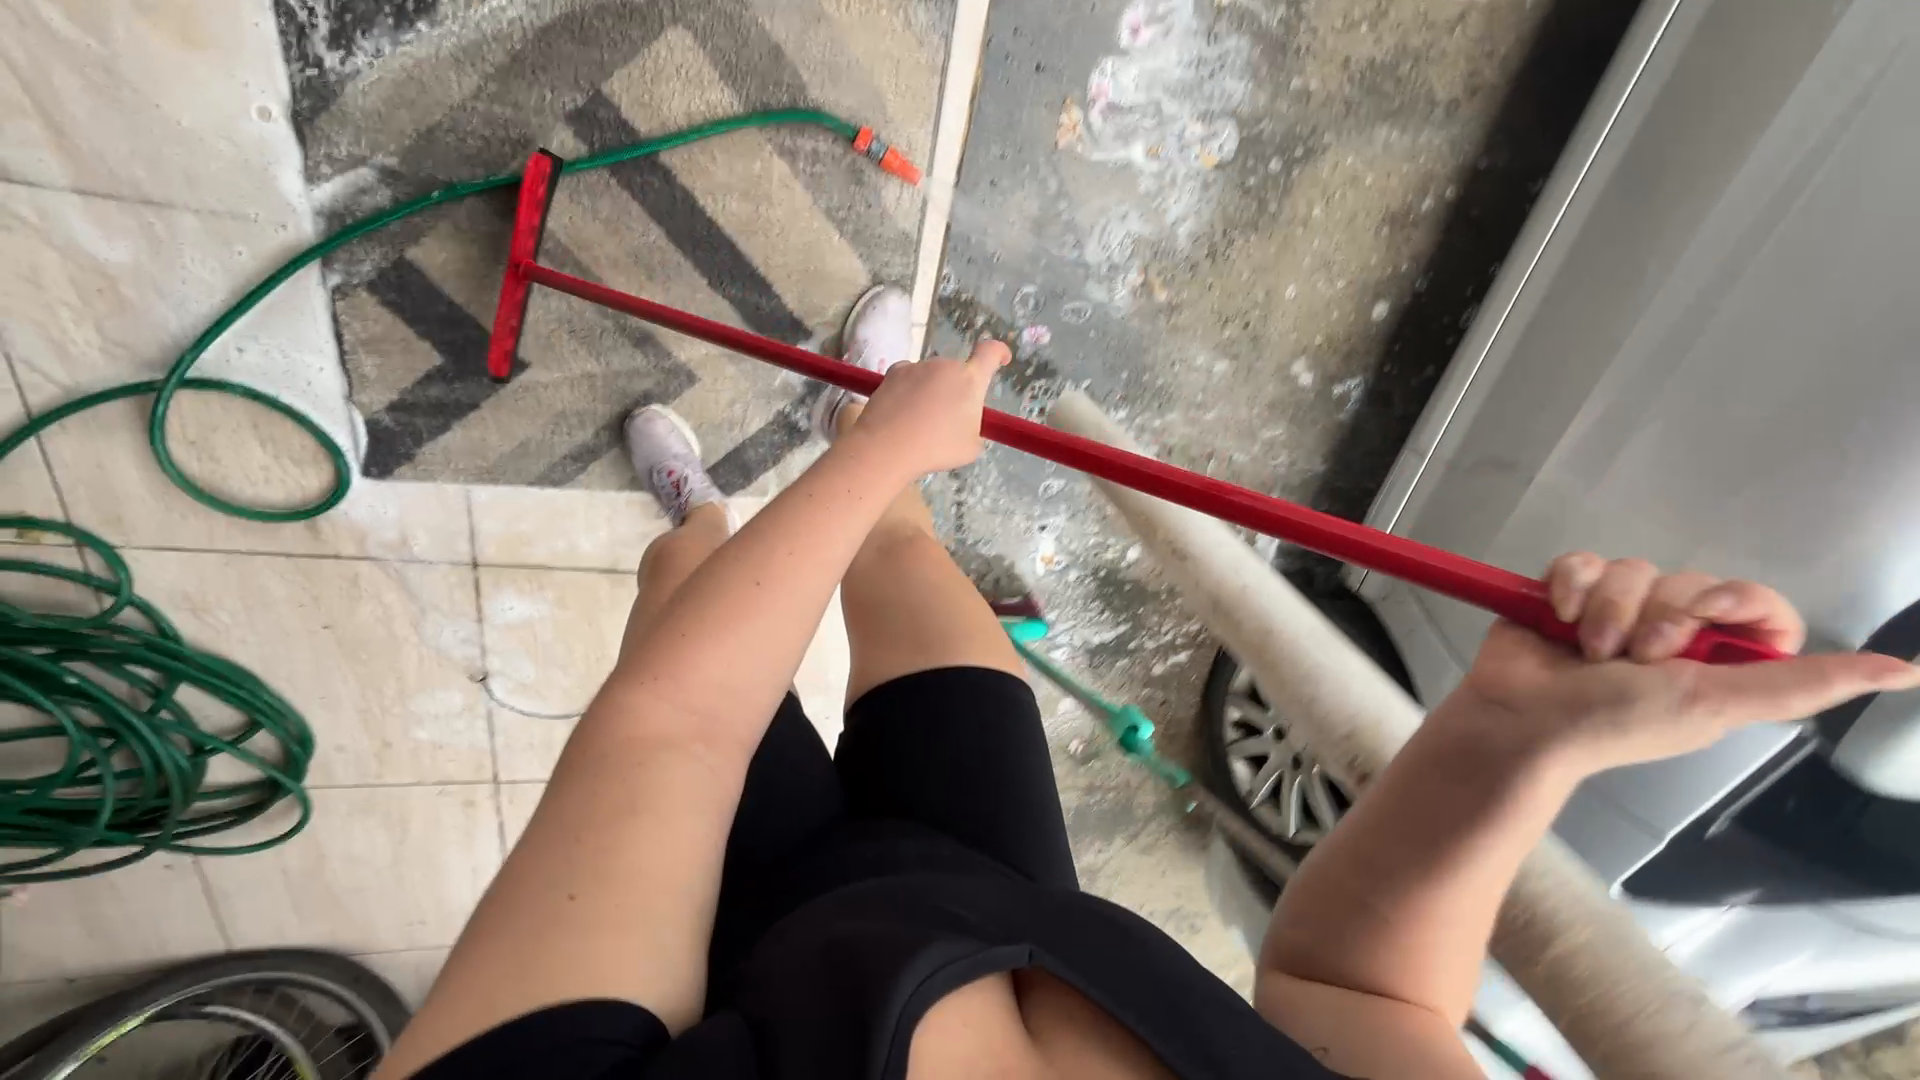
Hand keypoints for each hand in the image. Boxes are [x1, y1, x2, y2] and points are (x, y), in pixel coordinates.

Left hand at [844, 339, 1008, 475]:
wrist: (888, 447)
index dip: (999, 353)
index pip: (991, 352)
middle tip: (947, 419)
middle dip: (957, 389)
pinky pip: (909, 378)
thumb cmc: (936, 448)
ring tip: (920, 421)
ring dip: (932, 391)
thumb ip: (974, 427)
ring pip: (932, 376)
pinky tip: (902, 412)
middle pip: (958, 371)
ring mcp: (918, 366)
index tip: (1001, 358)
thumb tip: (965, 423)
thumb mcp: (971, 446)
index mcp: (970, 379)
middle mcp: (945, 366)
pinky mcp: (894, 372)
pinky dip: (910, 390)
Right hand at [1437, 553, 1919, 772]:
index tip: (1701, 615)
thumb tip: (1905, 671)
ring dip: (1604, 609)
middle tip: (1632, 656)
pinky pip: (1577, 562)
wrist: (1522, 719)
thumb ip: (1797, 685)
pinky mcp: (1561, 597)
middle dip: (1653, 616)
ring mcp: (1611, 612)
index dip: (1732, 600)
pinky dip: (1565, 584)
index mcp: (1714, 659)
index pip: (1755, 604)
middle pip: (1685, 581)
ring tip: (1584, 646)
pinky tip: (1554, 615)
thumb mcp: (1713, 705)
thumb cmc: (1614, 721)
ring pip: (1628, 570)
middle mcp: (1667, 630)